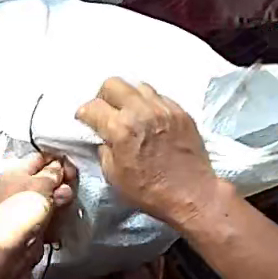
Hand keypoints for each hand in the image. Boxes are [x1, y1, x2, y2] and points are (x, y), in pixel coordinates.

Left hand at [0, 153, 76, 259]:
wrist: (10, 251)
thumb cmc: (23, 211)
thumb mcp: (40, 185)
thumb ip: (52, 173)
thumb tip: (58, 165)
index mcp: (17, 172)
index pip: (41, 158)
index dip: (58, 160)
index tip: (73, 168)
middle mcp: (20, 188)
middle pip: (48, 179)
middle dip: (62, 183)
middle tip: (69, 189)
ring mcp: (27, 208)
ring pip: (52, 199)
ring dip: (61, 201)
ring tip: (62, 206)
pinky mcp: (35, 226)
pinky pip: (52, 217)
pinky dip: (58, 218)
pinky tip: (60, 222)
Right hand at [75, 78, 227, 227]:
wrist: (192, 194)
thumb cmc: (149, 191)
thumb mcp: (113, 176)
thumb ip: (103, 149)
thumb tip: (101, 136)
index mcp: (120, 129)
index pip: (92, 106)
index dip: (84, 114)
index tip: (86, 121)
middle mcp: (141, 112)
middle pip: (113, 84)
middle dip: (104, 97)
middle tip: (107, 113)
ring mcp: (163, 108)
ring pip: (137, 86)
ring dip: (129, 98)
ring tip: (131, 114)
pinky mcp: (180, 111)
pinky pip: (159, 96)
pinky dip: (149, 104)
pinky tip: (150, 120)